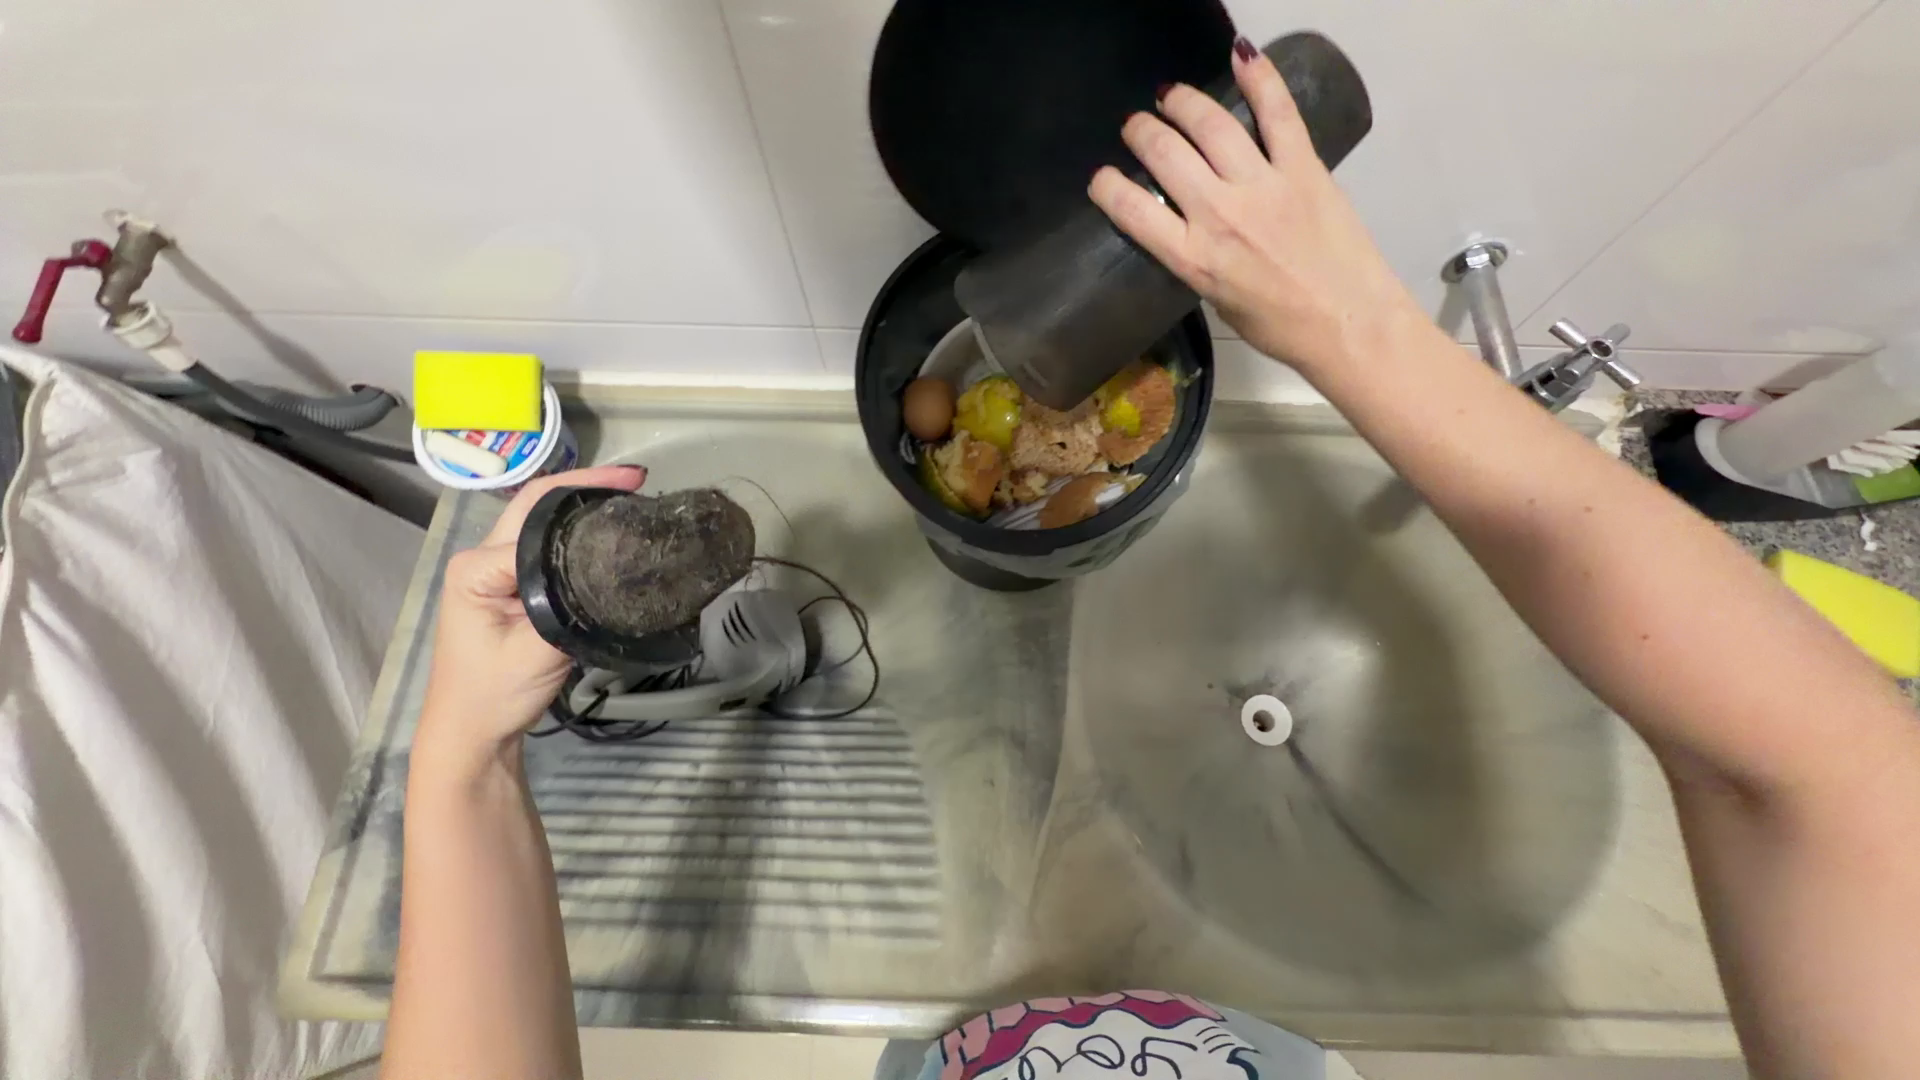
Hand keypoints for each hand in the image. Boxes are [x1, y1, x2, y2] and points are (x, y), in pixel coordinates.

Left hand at [419, 465, 647, 754]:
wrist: (473, 732)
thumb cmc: (494, 692)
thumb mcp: (535, 649)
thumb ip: (569, 605)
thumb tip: (613, 570)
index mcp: (479, 566)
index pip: (538, 515)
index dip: (586, 491)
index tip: (634, 485)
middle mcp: (484, 558)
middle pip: (538, 505)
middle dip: (586, 484)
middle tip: (638, 481)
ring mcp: (498, 571)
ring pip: (543, 523)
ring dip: (584, 505)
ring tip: (631, 501)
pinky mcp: (515, 586)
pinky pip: (550, 547)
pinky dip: (581, 533)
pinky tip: (610, 534)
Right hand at [1089, 40, 1419, 375]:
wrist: (1347, 322)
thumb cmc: (1278, 327)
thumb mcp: (1217, 302)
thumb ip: (1197, 261)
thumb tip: (1189, 231)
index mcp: (1194, 259)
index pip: (1132, 210)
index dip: (1107, 187)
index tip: (1101, 178)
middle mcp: (1220, 215)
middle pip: (1167, 155)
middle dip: (1141, 132)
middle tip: (1136, 126)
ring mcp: (1263, 186)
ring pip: (1212, 125)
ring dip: (1182, 103)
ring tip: (1169, 97)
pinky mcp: (1303, 168)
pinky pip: (1278, 113)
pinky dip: (1259, 79)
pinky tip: (1240, 55)